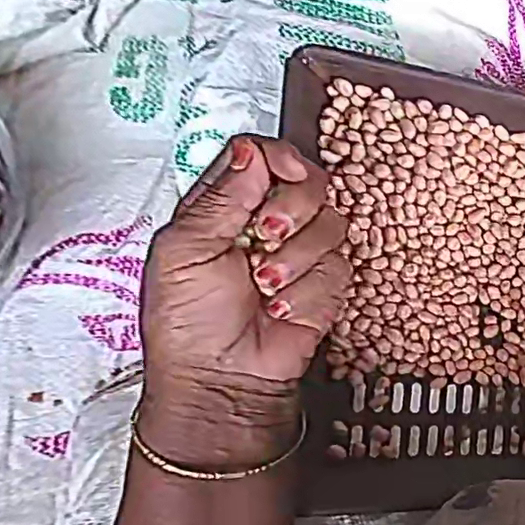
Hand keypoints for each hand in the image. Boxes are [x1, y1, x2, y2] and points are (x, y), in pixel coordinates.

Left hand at [138, 135, 351, 467]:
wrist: (223, 372)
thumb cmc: (189, 319)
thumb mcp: (185, 247)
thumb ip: (222, 198)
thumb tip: (251, 152)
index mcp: (226, 206)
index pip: (261, 157)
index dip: (279, 158)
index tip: (285, 171)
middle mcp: (269, 223)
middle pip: (309, 184)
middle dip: (292, 210)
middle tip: (265, 236)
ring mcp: (303, 253)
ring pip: (330, 226)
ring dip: (295, 260)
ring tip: (265, 285)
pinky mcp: (329, 284)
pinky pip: (338, 269)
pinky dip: (308, 291)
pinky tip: (282, 307)